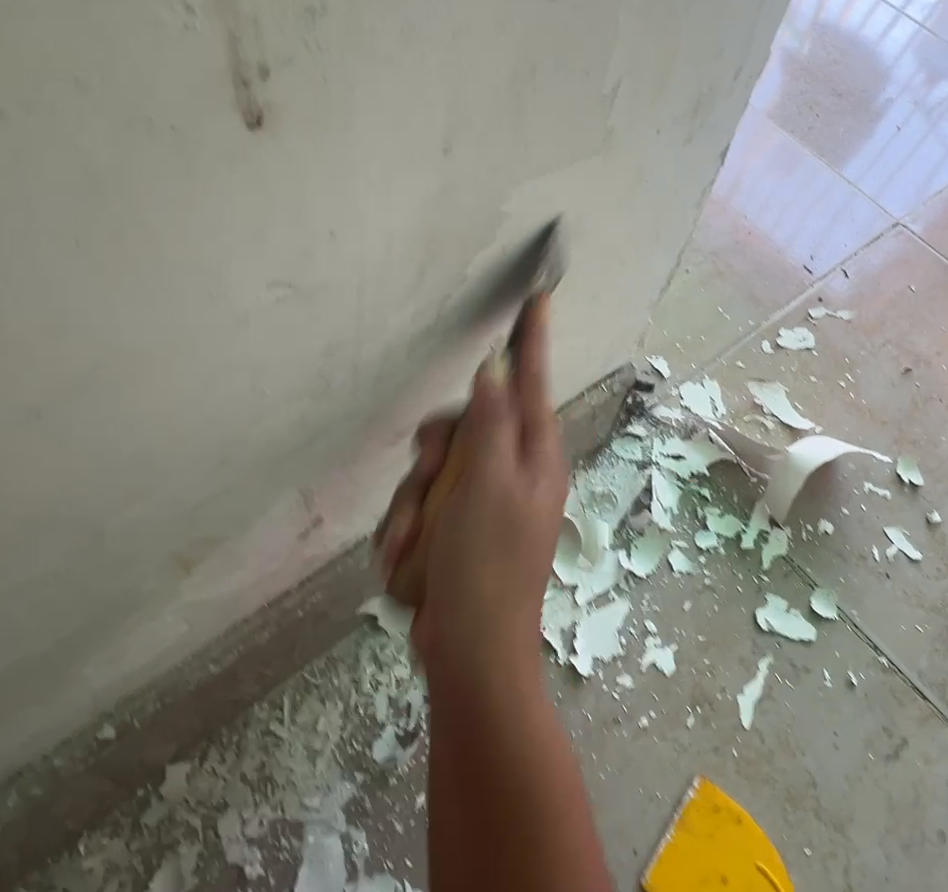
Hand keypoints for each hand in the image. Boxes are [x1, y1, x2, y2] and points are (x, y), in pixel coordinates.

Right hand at [379, 294, 567, 683]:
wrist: (469, 650)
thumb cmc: (486, 563)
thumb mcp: (486, 483)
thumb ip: (490, 421)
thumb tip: (497, 364)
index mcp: (535, 456)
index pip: (530, 382)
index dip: (531, 340)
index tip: (539, 297)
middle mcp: (513, 474)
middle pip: (464, 427)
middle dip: (434, 456)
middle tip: (429, 479)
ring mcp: (483, 506)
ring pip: (431, 473)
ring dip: (412, 509)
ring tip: (413, 547)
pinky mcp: (456, 534)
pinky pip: (420, 512)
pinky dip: (408, 536)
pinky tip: (410, 565)